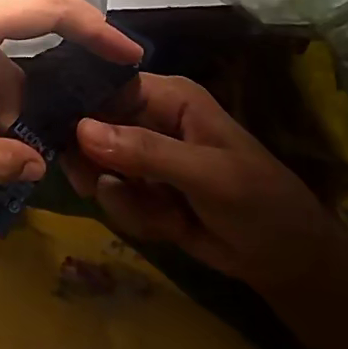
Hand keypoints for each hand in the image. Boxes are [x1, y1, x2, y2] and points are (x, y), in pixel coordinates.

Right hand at [68, 74, 341, 289]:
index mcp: (169, 97)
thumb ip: (146, 152)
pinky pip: (113, 199)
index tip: (64, 142)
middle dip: (96, 167)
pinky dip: (136, 218)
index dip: (81, 111)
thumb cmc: (257, 202)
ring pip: (98, 170)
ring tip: (163, 215)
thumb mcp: (206, 175)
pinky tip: (169, 226)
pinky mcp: (141, 189)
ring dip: (125, 201)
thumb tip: (81, 129)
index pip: (107, 88)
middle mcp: (149, 119)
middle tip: (97, 189)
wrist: (284, 260)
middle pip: (91, 130)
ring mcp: (143, 156)